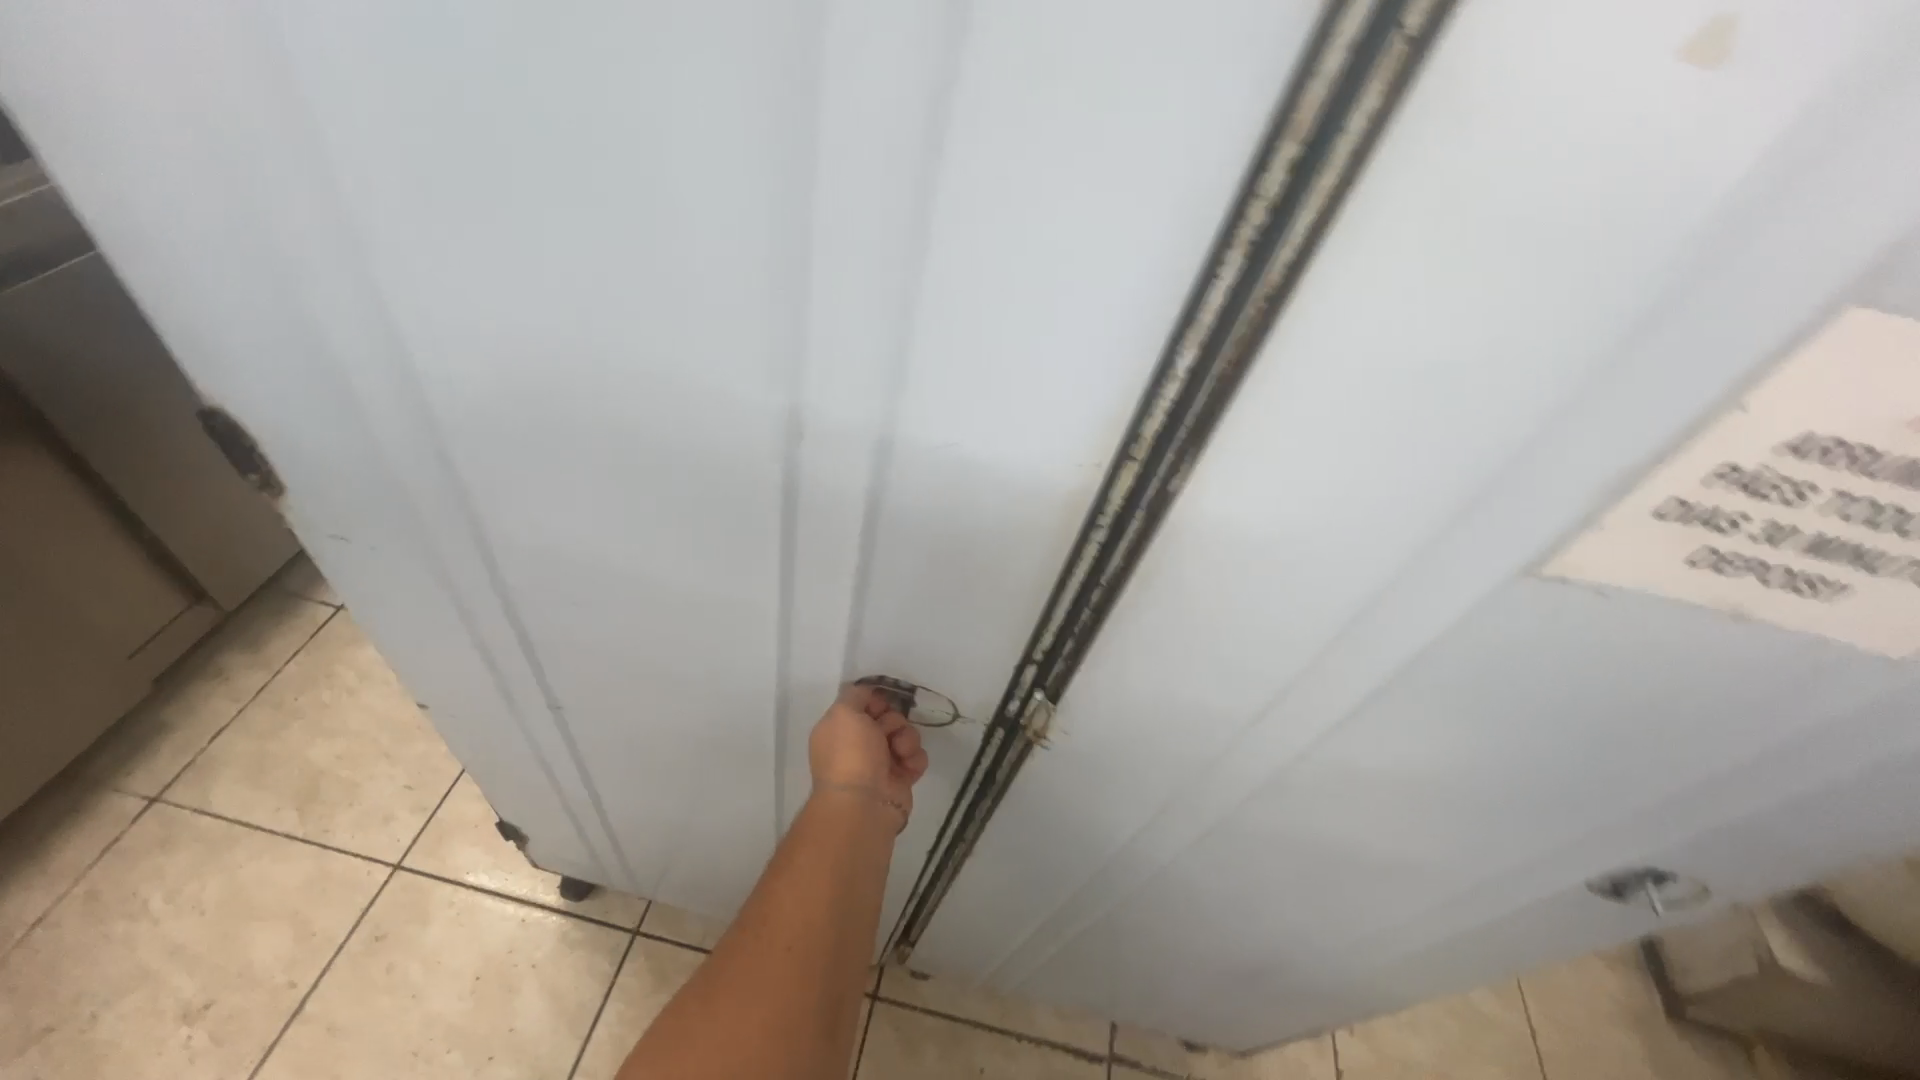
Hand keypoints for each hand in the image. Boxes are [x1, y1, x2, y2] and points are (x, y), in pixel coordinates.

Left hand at [808, 683, 928, 827]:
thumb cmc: (850, 754)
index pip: (863, 704)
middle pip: (888, 718)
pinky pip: (916, 758)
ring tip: (900, 752)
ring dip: (907, 739)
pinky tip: (908, 767)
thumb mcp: (843, 712)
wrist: (864, 803)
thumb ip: (855, 695)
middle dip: (894, 721)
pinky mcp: (901, 779)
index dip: (875, 701)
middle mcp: (859, 745)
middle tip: (887, 733)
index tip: (880, 706)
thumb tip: (866, 692)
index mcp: (840, 729)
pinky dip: (915, 760)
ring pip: (905, 735)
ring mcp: (880, 763)